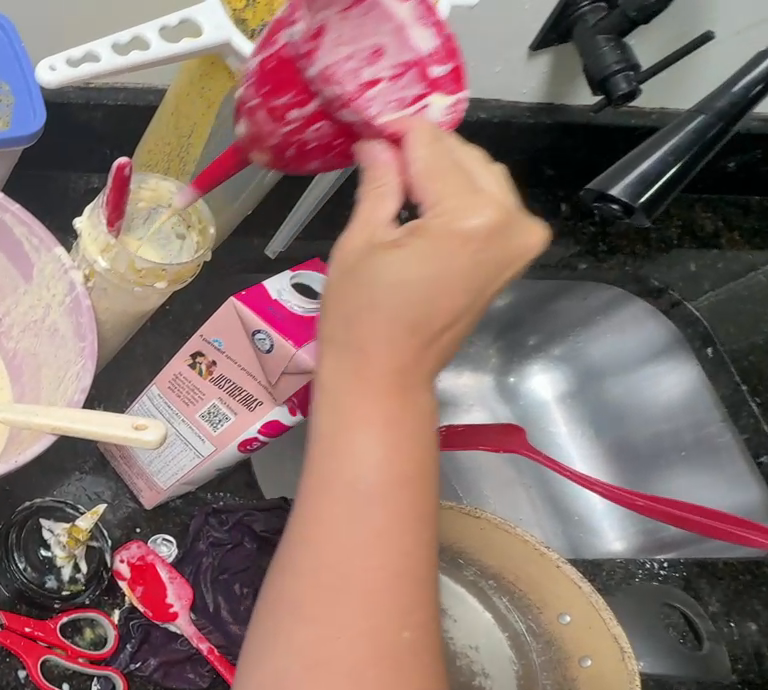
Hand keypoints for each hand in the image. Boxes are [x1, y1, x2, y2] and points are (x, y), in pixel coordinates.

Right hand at [320, 120, 551, 388]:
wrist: (382, 376)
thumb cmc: (357, 319)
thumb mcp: (359, 245)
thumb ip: (379, 186)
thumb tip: (377, 145)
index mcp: (469, 217)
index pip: (436, 151)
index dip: (402, 132)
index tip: (374, 122)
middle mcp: (511, 218)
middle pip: (468, 160)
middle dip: (426, 149)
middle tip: (381, 145)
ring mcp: (522, 236)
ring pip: (483, 179)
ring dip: (444, 170)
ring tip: (398, 171)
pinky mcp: (517, 252)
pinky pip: (490, 205)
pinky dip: (458, 196)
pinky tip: (423, 200)